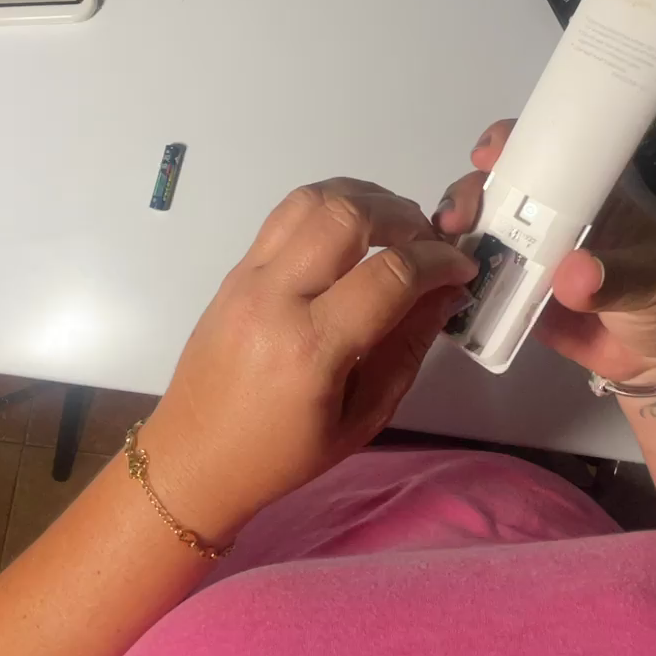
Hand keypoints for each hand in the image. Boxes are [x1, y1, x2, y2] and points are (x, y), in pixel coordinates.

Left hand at [139, 178, 476, 542]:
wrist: (194, 456)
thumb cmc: (283, 454)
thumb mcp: (363, 416)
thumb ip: (408, 347)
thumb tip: (447, 292)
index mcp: (311, 349)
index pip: (390, 275)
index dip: (439, 262)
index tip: (462, 267)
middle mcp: (275, 298)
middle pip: (347, 216)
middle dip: (404, 216)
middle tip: (429, 241)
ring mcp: (248, 277)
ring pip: (312, 199)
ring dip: (365, 199)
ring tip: (395, 225)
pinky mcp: (235, 270)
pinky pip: (286, 215)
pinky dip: (330, 206)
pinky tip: (353, 231)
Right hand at [433, 119, 655, 387]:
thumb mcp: (655, 284)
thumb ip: (617, 279)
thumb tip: (572, 271)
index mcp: (585, 200)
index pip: (544, 156)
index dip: (509, 145)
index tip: (485, 155)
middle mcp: (548, 220)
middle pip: (495, 191)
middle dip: (467, 194)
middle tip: (454, 220)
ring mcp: (526, 257)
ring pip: (477, 231)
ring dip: (451, 234)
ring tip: (438, 249)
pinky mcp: (513, 296)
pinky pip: (477, 280)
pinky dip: (453, 278)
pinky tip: (435, 283)